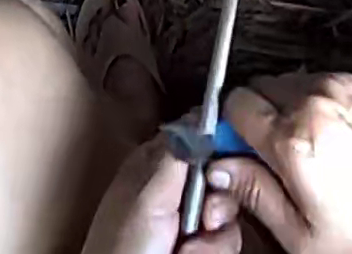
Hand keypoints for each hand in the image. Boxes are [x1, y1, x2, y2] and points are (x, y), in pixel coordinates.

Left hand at [82, 138, 242, 253]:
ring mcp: (188, 223)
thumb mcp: (147, 196)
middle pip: (222, 175)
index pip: (199, 135)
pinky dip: (213, 253)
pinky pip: (226, 242)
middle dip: (221, 201)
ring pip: (228, 212)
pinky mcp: (200, 250)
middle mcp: (176, 188)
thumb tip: (201, 112)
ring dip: (214, 237)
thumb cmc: (123, 250)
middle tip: (206, 219)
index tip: (226, 163)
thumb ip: (175, 154)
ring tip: (189, 252)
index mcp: (157, 163)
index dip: (219, 145)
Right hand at [203, 73, 351, 253]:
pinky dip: (308, 99)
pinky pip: (311, 79)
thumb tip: (221, 167)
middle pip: (257, 87)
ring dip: (282, 105)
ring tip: (303, 146)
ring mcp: (335, 87)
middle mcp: (312, 102)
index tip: (234, 144)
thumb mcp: (299, 236)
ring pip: (284, 81)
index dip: (229, 127)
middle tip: (268, 152)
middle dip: (256, 115)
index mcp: (293, 139)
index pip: (235, 104)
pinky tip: (324, 134)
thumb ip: (253, 191)